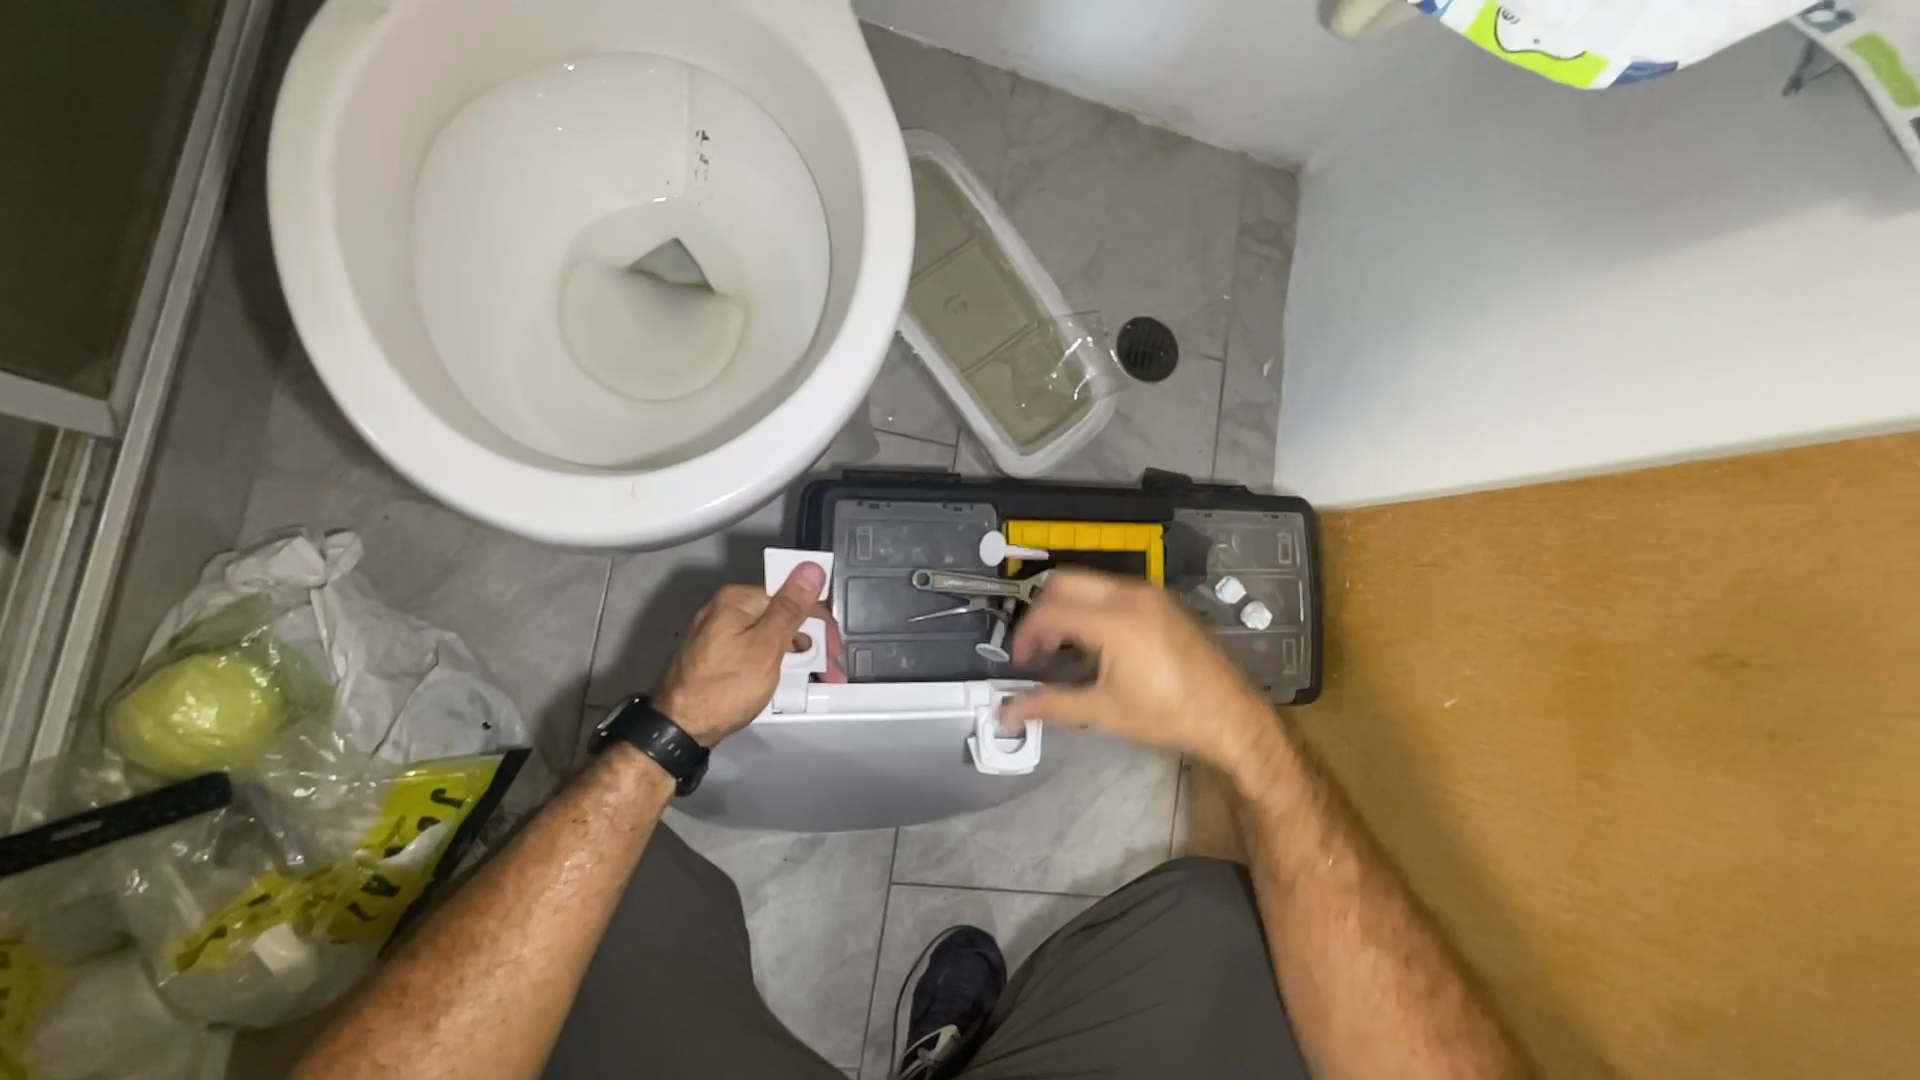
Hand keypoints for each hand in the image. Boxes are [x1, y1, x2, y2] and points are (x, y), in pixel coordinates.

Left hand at [653, 564, 826, 746]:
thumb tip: (811, 568)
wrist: (680, 729)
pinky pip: (754, 649)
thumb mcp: (766, 647)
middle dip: (809, 640)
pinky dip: (774, 662)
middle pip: (779, 614)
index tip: (833, 645)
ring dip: (795, 654)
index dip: (817, 619)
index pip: (789, 594)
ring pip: (769, 634)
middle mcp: (724, 610)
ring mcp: (718, 633)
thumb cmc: (723, 689)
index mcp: (736, 600)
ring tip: (816, 678)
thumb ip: (791, 607)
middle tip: (829, 668)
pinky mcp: (716, 655)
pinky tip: (787, 678)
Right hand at [1002, 569, 1274, 766]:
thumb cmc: (1169, 716)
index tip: (1022, 661)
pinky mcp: (1162, 601)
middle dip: (1041, 611)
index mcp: (1115, 621)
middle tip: (1038, 647)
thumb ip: (1050, 705)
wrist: (1231, 717)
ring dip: (1067, 606)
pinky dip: (1092, 605)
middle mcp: (1131, 595)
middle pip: (1064, 581)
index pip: (1050, 612)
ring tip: (1064, 646)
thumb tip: (1007, 713)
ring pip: (1089, 582)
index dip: (1026, 635)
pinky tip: (1096, 642)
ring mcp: (1150, 594)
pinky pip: (1113, 589)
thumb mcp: (1104, 712)